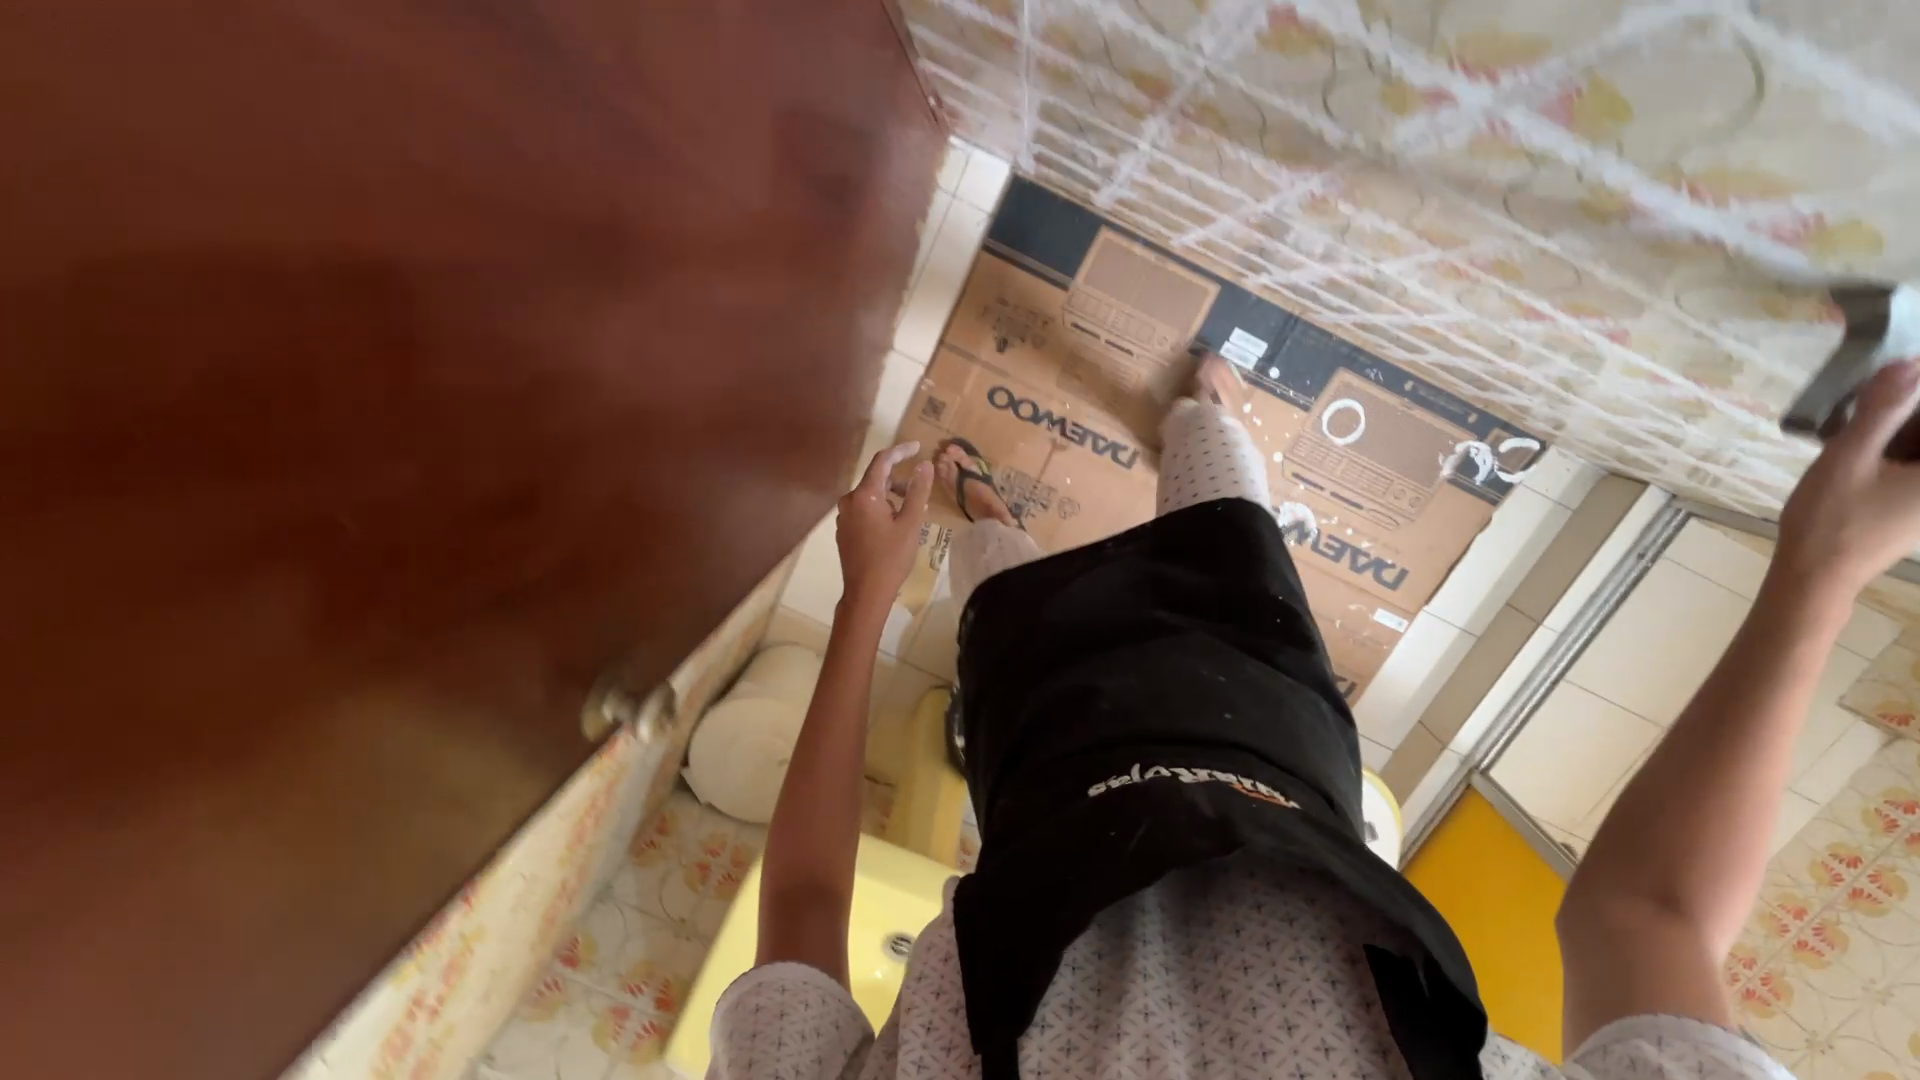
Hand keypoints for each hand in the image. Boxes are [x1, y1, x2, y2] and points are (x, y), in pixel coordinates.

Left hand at [835, 442, 932, 611]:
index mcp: (864, 495)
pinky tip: (893, 528)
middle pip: (876, 479)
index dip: (901, 451)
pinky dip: (880, 509)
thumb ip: (917, 491)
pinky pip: (864, 510)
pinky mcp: (844, 530)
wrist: (866, 592)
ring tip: (909, 514)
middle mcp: (849, 501)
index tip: (918, 447)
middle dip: (898, 480)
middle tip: (919, 491)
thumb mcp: (911, 523)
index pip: (882, 461)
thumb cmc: (891, 558)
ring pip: (870, 496)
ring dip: (890, 497)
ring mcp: (844, 516)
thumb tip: (924, 465)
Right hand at [1776, 358, 1919, 603]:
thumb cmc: (1831, 518)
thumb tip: (1906, 364)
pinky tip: (1862, 453)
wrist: (1817, 573)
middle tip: (1871, 399)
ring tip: (1857, 428)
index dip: (1915, 395)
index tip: (1897, 377)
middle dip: (1904, 414)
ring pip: (1917, 450)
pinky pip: (1911, 466)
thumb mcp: (1846, 459)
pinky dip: (1895, 453)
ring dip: (1897, 433)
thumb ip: (1879, 412)